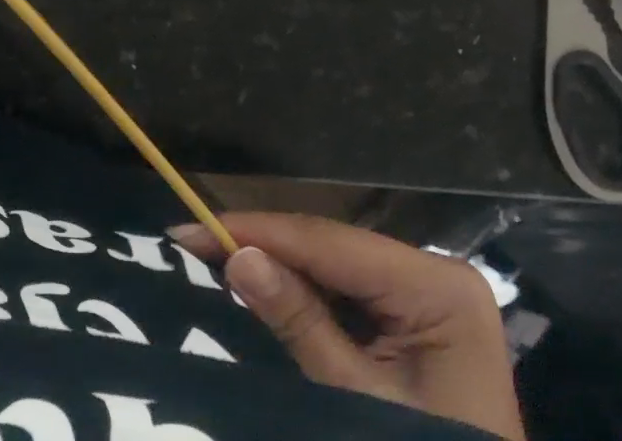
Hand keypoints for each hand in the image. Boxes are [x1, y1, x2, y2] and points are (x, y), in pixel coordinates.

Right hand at [173, 214, 524, 440]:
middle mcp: (435, 271)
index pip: (324, 241)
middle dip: (256, 242)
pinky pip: (339, 278)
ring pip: (326, 255)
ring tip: (207, 256)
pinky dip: (295, 280)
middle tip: (186, 242)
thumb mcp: (356, 392)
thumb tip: (236, 256)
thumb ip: (299, 322)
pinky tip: (255, 279)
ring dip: (269, 258)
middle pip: (324, 243)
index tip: (184, 230)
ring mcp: (425, 286)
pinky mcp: (412, 304)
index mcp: (436, 287)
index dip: (250, 230)